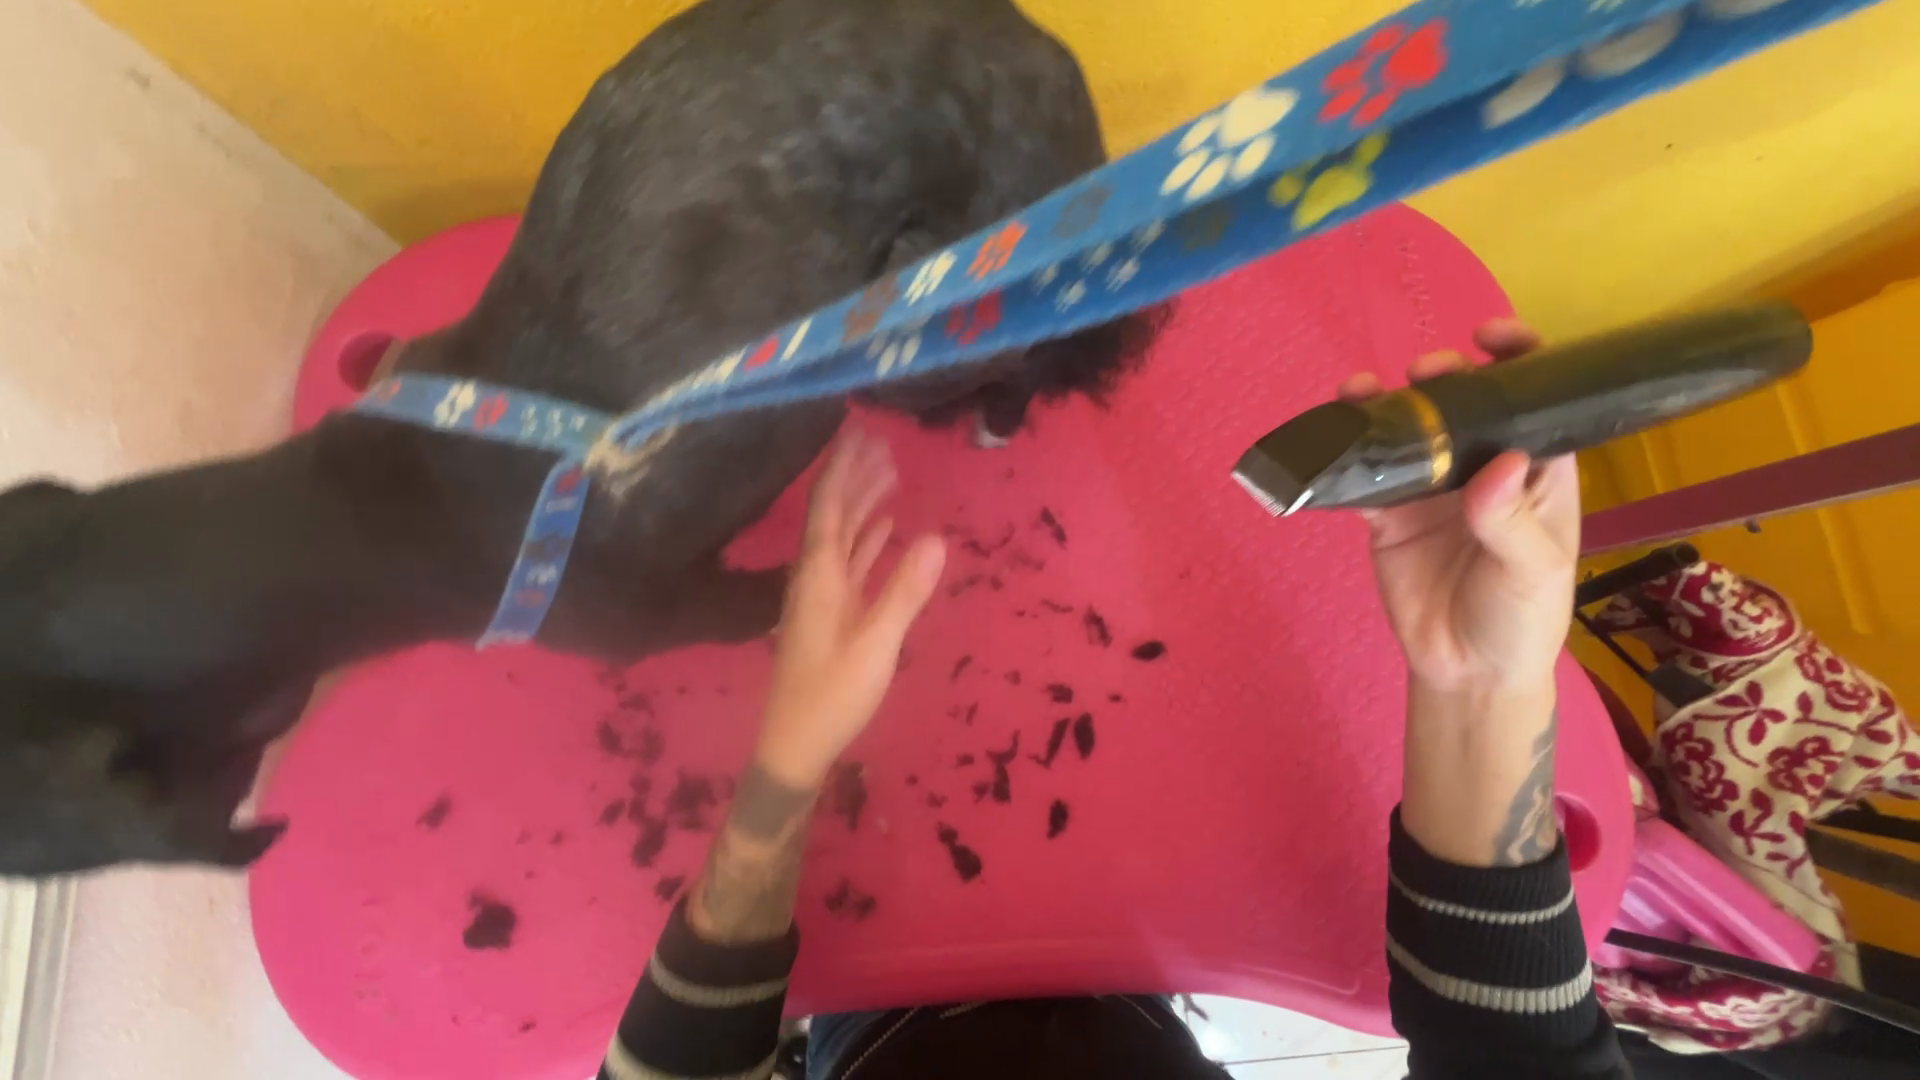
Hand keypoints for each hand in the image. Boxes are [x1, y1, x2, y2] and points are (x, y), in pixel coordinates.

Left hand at [755, 428, 945, 787]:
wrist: (795, 743)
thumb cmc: (833, 695)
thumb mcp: (875, 645)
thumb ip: (905, 591)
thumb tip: (938, 537)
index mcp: (820, 574)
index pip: (829, 504)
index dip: (843, 465)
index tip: (861, 429)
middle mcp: (815, 574)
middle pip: (834, 512)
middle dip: (855, 474)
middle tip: (885, 441)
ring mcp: (822, 593)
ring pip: (842, 534)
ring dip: (862, 501)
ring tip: (890, 471)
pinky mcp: (831, 612)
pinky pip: (849, 561)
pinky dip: (866, 537)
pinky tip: (884, 526)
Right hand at [1339, 320, 1579, 696]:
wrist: (1464, 668)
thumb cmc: (1521, 616)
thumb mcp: (1533, 570)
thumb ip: (1510, 521)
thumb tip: (1493, 464)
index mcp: (1530, 473)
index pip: (1534, 403)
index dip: (1520, 361)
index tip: (1491, 339)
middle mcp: (1478, 471)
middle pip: (1460, 409)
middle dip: (1442, 380)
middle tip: (1424, 375)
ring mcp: (1428, 493)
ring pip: (1404, 438)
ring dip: (1381, 409)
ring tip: (1358, 390)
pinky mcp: (1386, 518)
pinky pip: (1361, 480)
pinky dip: (1343, 460)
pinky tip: (1327, 441)